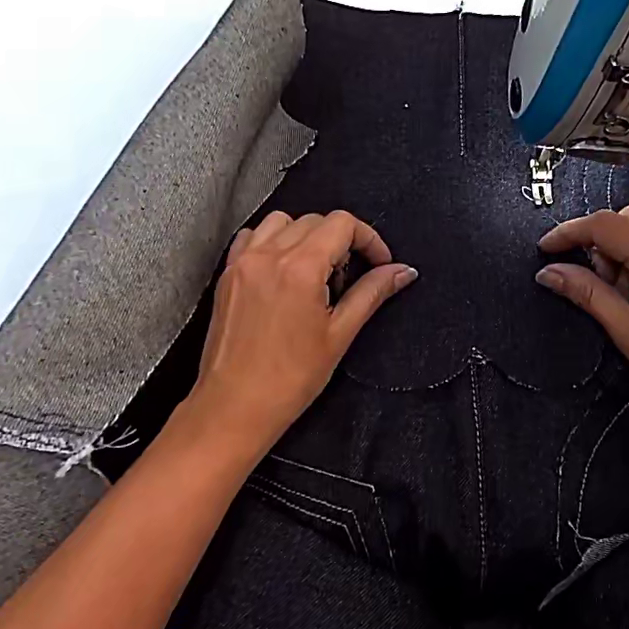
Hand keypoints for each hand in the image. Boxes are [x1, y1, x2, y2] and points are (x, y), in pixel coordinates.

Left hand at [192, 210, 418, 442]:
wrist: (234, 408)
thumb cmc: (286, 380)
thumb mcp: (341, 333)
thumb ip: (372, 292)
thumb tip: (400, 272)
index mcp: (300, 269)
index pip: (343, 224)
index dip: (369, 239)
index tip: (379, 261)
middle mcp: (268, 258)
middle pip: (317, 220)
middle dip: (343, 240)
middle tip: (352, 276)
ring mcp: (244, 264)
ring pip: (284, 221)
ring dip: (308, 236)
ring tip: (318, 272)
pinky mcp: (228, 276)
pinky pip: (254, 237)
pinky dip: (275, 242)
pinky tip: (286, 271)